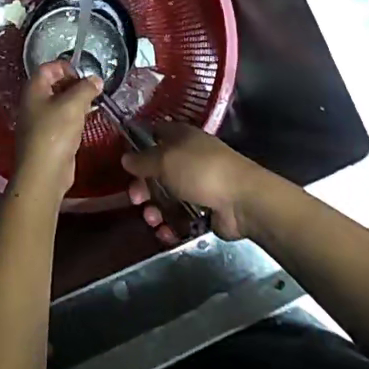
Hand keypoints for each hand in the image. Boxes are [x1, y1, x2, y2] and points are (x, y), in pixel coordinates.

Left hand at [11, 60, 101, 200]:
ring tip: (94, 103)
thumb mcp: (73, 104)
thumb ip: (86, 88)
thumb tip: (95, 79)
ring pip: (59, 103)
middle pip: (53, 84)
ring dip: (76, 101)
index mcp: (34, 89)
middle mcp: (33, 102)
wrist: (44, 172)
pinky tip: (86, 120)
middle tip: (93, 89)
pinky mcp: (48, 137)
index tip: (85, 74)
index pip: (48, 68)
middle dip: (74, 84)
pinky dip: (74, 116)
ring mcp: (39, 121)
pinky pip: (61, 120)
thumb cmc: (55, 132)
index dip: (66, 66)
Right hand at [122, 124, 270, 243]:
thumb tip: (125, 158)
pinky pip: (180, 217)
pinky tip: (165, 233)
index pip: (155, 135)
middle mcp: (188, 158)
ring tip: (153, 220)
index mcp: (180, 137)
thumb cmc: (200, 170)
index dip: (139, 147)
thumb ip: (142, 160)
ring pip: (166, 197)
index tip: (127, 164)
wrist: (243, 201)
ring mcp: (197, 185)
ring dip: (155, 210)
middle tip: (137, 199)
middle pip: (157, 171)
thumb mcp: (164, 160)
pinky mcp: (204, 210)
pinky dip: (170, 226)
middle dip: (143, 187)